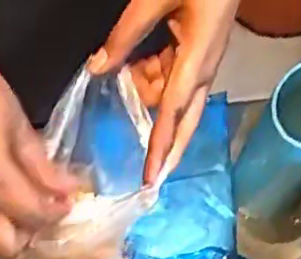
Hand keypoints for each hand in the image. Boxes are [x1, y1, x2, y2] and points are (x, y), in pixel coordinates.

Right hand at [0, 11, 77, 254]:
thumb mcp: (14, 119)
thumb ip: (41, 163)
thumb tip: (66, 190)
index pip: (36, 215)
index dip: (58, 211)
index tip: (72, 198)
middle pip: (9, 246)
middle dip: (31, 235)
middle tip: (46, 210)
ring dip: (13, 230)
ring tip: (29, 203)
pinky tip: (8, 196)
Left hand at [90, 0, 239, 183]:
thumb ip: (126, 35)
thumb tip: (97, 67)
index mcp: (197, 61)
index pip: (172, 116)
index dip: (159, 151)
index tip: (150, 181)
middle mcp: (202, 70)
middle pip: (183, 124)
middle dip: (164, 150)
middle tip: (146, 178)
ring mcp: (202, 62)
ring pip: (171, 99)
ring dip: (147, 97)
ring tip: (124, 78)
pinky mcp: (197, 52)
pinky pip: (171, 79)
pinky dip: (152, 79)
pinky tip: (133, 68)